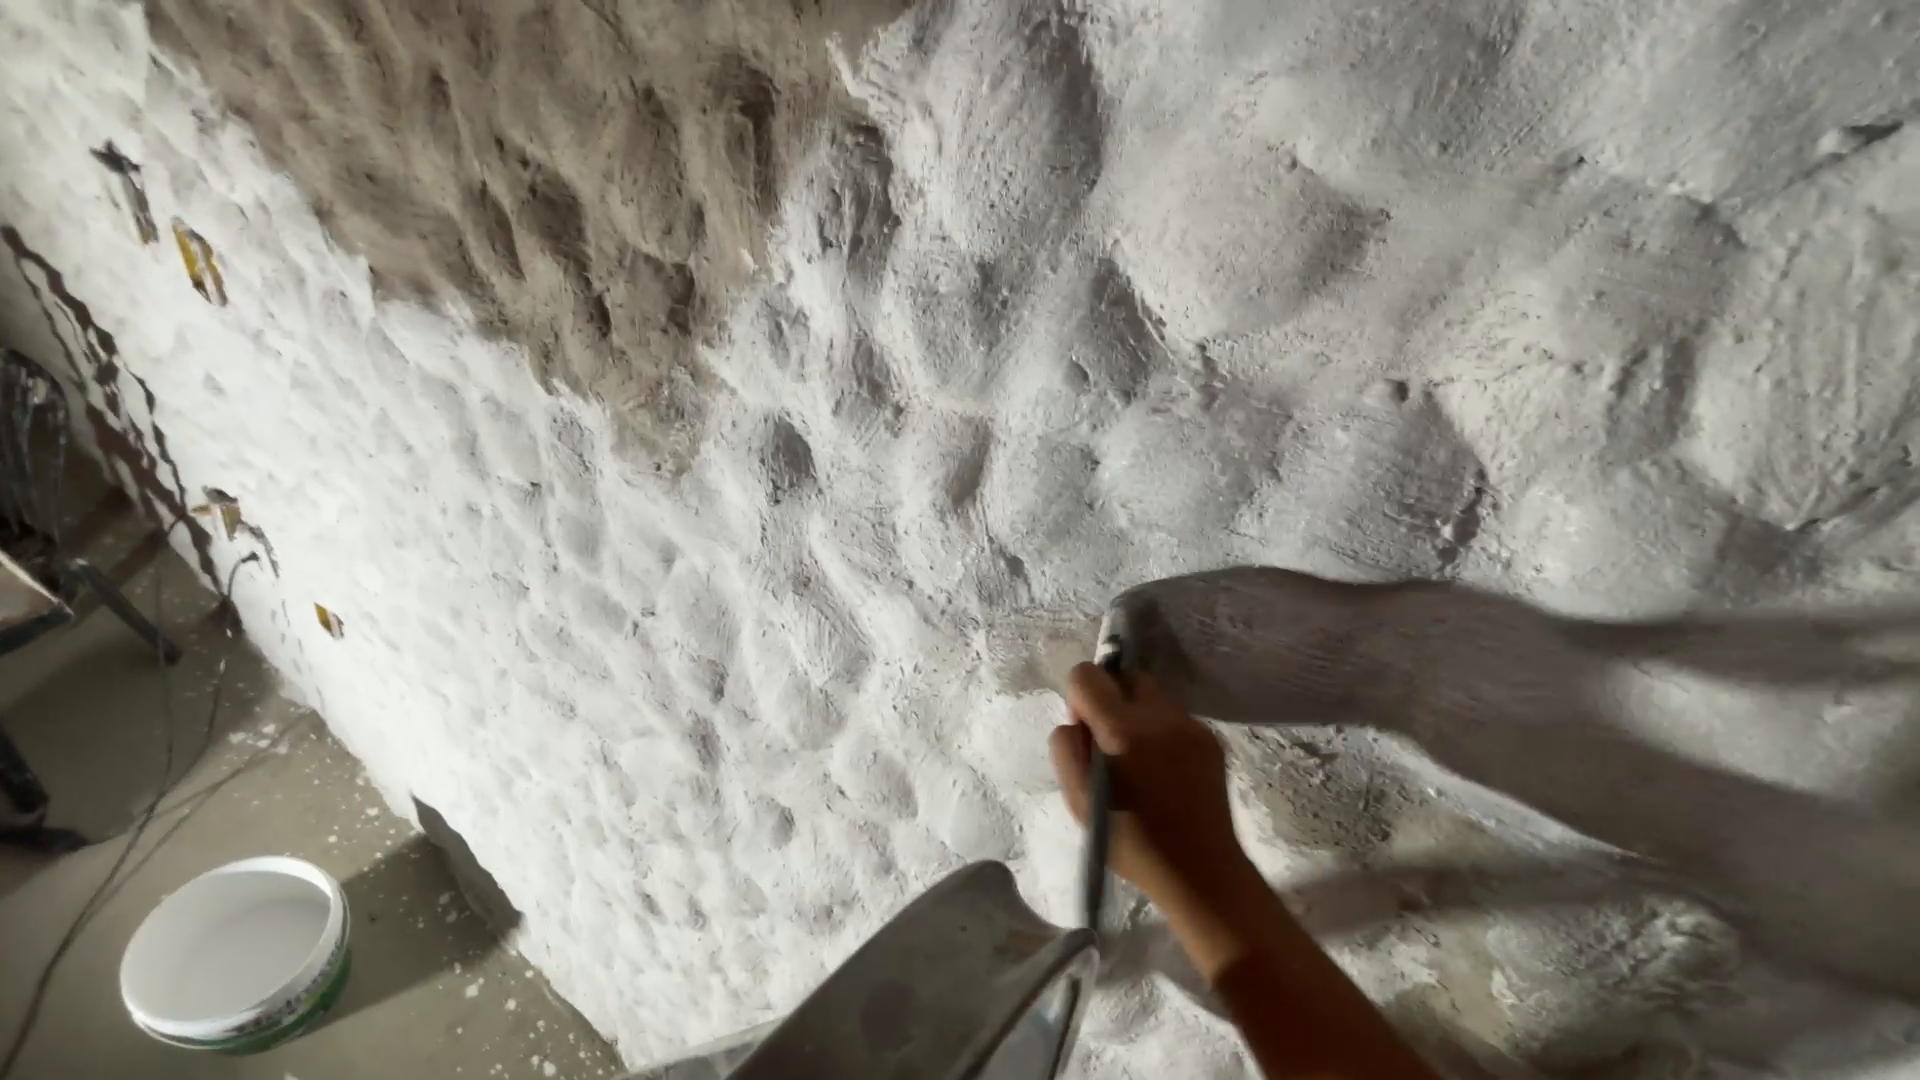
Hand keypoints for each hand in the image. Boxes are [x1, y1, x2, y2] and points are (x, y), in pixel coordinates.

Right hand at [1049, 662, 1250, 900]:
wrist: (1200, 871)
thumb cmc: (1131, 843)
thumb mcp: (1077, 801)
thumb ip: (1066, 748)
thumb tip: (1075, 721)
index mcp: (1122, 731)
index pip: (1087, 674)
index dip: (1078, 696)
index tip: (1086, 730)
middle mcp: (1160, 717)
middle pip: (1125, 677)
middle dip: (1111, 699)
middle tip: (1110, 742)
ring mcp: (1191, 725)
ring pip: (1154, 695)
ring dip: (1138, 714)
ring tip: (1140, 759)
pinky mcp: (1211, 738)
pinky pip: (1176, 717)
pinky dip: (1162, 731)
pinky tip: (1164, 770)